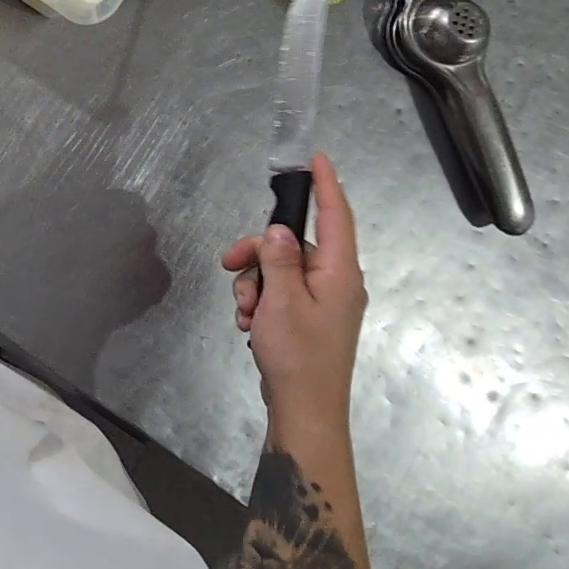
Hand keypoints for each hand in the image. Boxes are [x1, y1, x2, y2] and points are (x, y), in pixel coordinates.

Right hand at [221, 153, 366, 438]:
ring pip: (277, 269)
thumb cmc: (298, 352)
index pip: (335, 217)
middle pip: (290, 245)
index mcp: (339, 273)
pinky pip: (277, 292)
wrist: (305, 408)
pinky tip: (250, 323)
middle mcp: (335, 282)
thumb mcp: (282, 300)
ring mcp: (321, 301)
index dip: (326, 186)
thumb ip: (278, 259)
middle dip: (256, 253)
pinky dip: (259, 301)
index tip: (316, 159)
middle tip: (229, 266)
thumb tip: (277, 229)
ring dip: (253, 284)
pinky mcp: (307, 317)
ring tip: (245, 312)